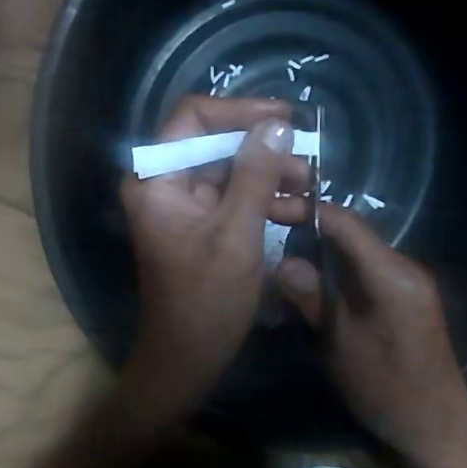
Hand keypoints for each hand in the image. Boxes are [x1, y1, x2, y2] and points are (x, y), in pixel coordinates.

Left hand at [119, 95, 310, 411]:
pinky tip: (298, 210)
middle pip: (214, 142)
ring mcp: (180, 204)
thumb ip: (256, 174)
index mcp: (156, 179)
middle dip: (263, 147)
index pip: (193, 117)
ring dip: (269, 174)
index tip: (285, 117)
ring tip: (311, 187)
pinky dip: (262, 199)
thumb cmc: (206, 299)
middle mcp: (162, 183)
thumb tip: (278, 124)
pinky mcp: (199, 223)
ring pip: (228, 169)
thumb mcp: (237, 233)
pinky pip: (232, 196)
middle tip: (308, 159)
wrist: (186, 357)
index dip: (240, 110)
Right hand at [276, 207, 466, 467]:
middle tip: (268, 232)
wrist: (434, 432)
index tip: (268, 208)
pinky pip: (365, 272)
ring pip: (356, 253)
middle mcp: (405, 269)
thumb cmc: (385, 389)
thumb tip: (283, 260)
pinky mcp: (406, 301)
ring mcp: (409, 285)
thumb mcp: (338, 343)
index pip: (345, 223)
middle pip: (351, 234)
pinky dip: (337, 271)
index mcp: (392, 275)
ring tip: (281, 255)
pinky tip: (312, 283)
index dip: (305, 210)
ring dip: (321, 251)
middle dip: (309, 229)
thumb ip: (311, 296)